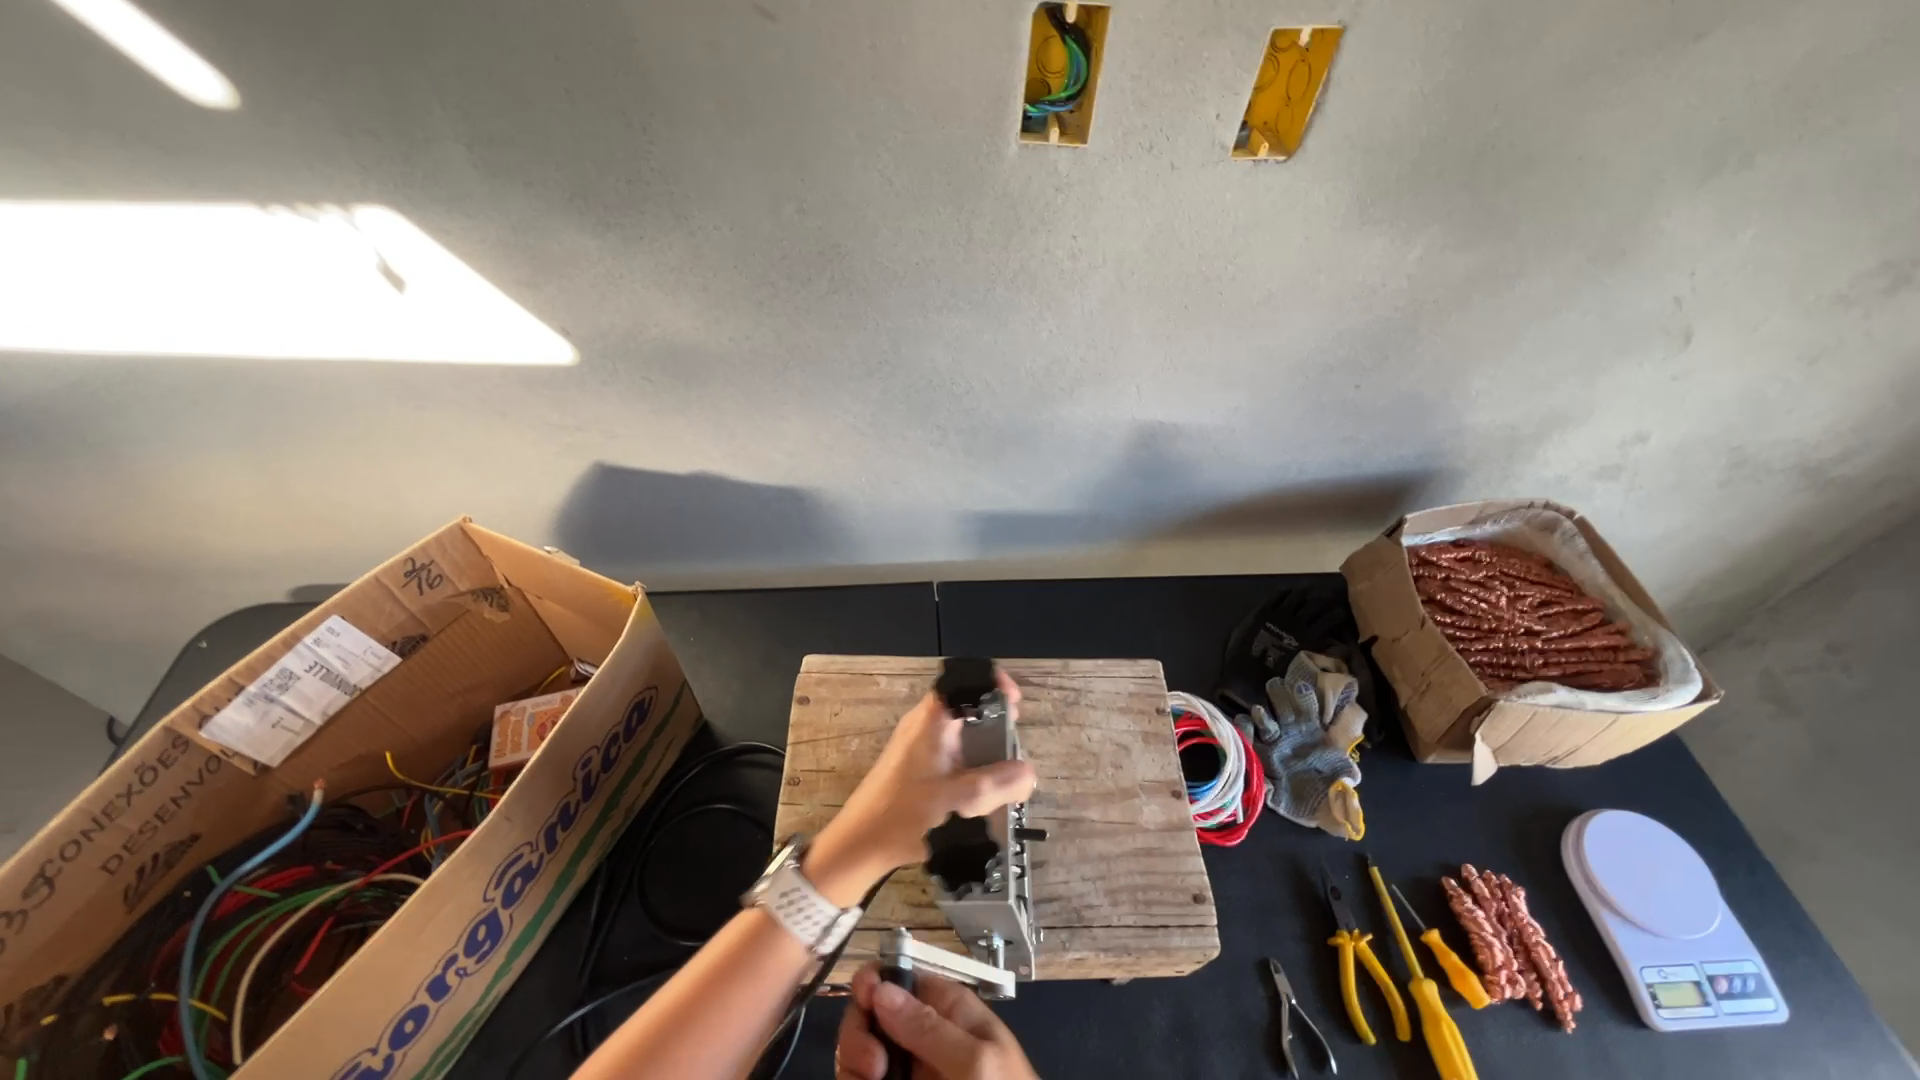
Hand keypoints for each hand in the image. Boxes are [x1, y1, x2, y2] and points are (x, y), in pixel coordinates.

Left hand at [804, 671, 1036, 905]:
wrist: (858, 844)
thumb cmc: (902, 815)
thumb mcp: (956, 801)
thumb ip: (996, 785)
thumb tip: (1029, 773)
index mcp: (932, 721)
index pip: (962, 681)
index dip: (991, 683)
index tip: (1015, 704)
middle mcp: (924, 725)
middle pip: (966, 707)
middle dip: (995, 725)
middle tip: (1014, 749)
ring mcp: (918, 746)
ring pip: (960, 734)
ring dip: (984, 751)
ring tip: (1002, 778)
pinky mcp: (915, 767)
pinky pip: (951, 754)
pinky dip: (970, 766)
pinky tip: (980, 795)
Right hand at [835, 964, 1039, 1079]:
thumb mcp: (975, 1062)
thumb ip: (929, 1026)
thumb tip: (881, 989)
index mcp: (949, 1010)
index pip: (902, 977)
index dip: (876, 980)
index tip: (862, 998)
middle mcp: (924, 1035)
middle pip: (873, 1014)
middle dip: (860, 1033)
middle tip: (871, 1067)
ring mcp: (910, 1070)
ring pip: (862, 1052)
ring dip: (853, 1062)